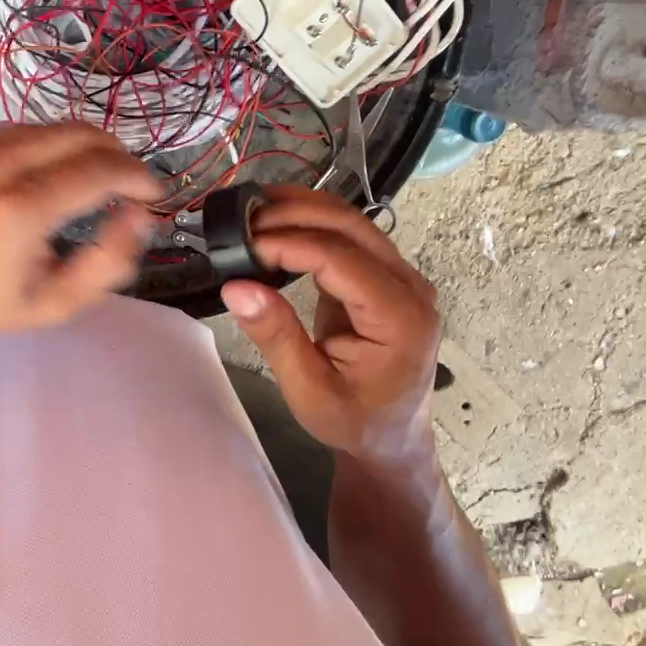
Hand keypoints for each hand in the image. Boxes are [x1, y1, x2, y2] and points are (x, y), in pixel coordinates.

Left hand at [0, 123, 162, 355]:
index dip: (137, 176)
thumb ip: (108, 261)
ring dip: (88, 147)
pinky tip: (57, 173)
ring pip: (56, 127)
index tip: (153, 193)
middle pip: (82, 134)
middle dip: (118, 155)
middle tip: (130, 184)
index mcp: (21, 209)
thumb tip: (142, 216)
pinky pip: (26, 131)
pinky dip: (54, 146)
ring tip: (100, 179)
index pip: (99, 169)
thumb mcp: (53, 303)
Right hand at [219, 185, 439, 464]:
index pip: (340, 258)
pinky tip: (275, 221)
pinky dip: (310, 221)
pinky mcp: (384, 275)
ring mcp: (401, 278)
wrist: (391, 438)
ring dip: (301, 207)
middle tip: (242, 217)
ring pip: (351, 221)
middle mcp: (409, 288)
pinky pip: (348, 234)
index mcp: (399, 318)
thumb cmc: (353, 420)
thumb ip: (276, 336)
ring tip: (252, 208)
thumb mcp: (308, 390)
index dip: (289, 244)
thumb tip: (236, 286)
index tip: (243, 246)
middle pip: (351, 226)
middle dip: (294, 212)